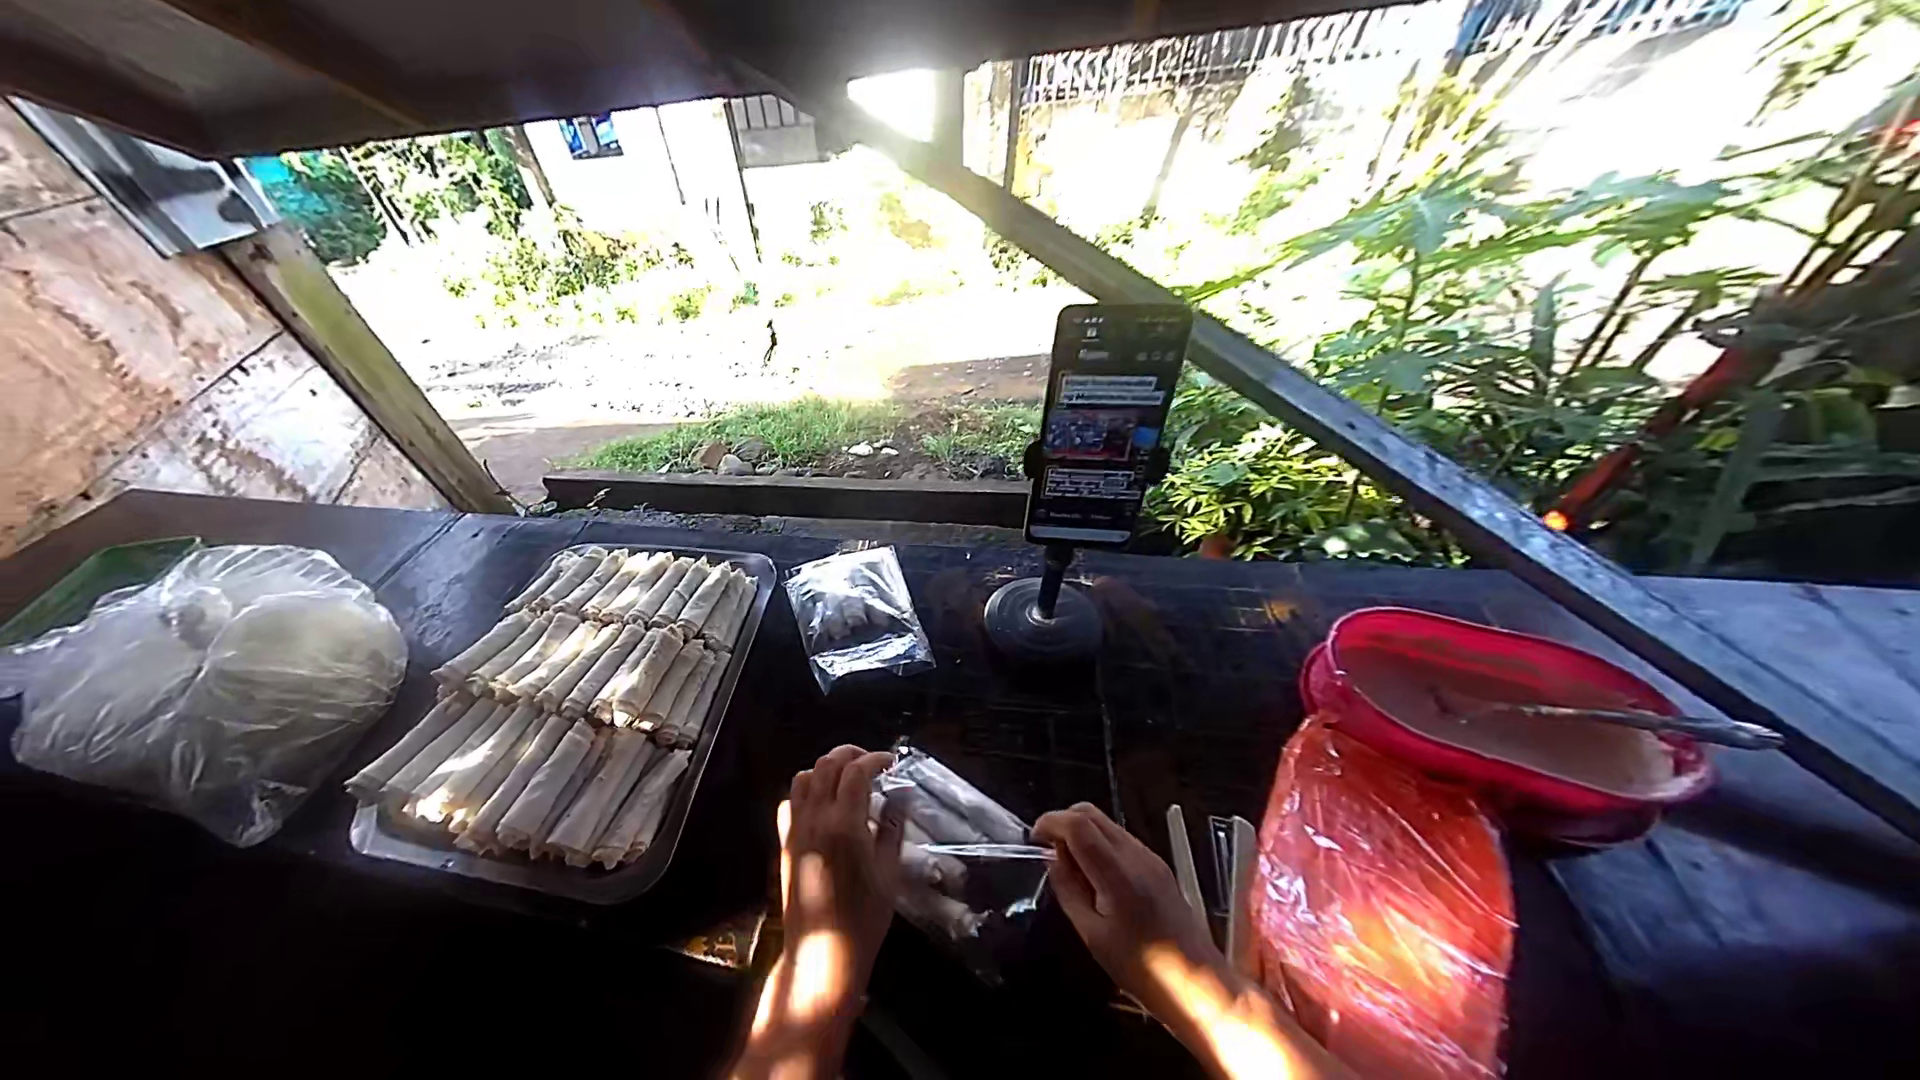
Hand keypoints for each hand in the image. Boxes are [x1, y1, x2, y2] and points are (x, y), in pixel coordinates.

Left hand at [732, 746, 902, 1079]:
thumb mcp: (890, 873)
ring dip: (827, 767)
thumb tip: (898, 797)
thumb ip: (892, 828)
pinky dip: (807, 789)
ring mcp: (795, 830)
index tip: (891, 763)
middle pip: (826, 764)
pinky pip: (790, 801)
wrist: (822, 957)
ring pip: (803, 776)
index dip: (876, 759)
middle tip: (872, 762)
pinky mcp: (785, 843)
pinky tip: (825, 801)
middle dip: (851, 754)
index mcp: (844, 825)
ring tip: (848, 777)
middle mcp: (815, 820)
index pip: (856, 771)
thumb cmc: (863, 918)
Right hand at [1033, 802, 1215, 1002]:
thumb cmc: (1142, 969)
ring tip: (1068, 863)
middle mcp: (1136, 855)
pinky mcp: (1157, 863)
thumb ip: (1068, 890)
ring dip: (1080, 830)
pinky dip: (1098, 841)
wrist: (1198, 983)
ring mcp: (1149, 856)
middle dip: (1062, 821)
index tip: (1034, 839)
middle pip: (1090, 813)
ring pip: (1105, 822)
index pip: (1078, 824)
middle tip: (1046, 848)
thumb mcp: (1093, 936)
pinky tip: (1093, 871)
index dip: (1050, 823)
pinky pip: (1119, 838)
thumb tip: (1051, 858)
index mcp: (1118, 874)